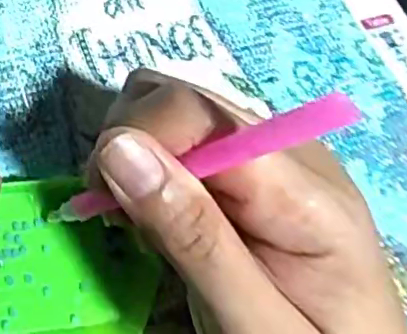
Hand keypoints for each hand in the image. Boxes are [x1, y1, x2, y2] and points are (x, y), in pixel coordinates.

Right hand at [86, 69, 406, 333]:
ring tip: (137, 215)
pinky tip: (157, 208)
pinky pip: (183, 129)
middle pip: (182, 97)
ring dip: (135, 146)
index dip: (135, 137)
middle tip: (116, 216)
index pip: (199, 112)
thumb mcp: (256, 330)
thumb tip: (117, 145)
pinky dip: (151, 157)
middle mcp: (289, 145)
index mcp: (306, 188)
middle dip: (129, 141)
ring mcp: (272, 148)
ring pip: (173, 102)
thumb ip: (194, 237)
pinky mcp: (251, 159)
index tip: (100, 198)